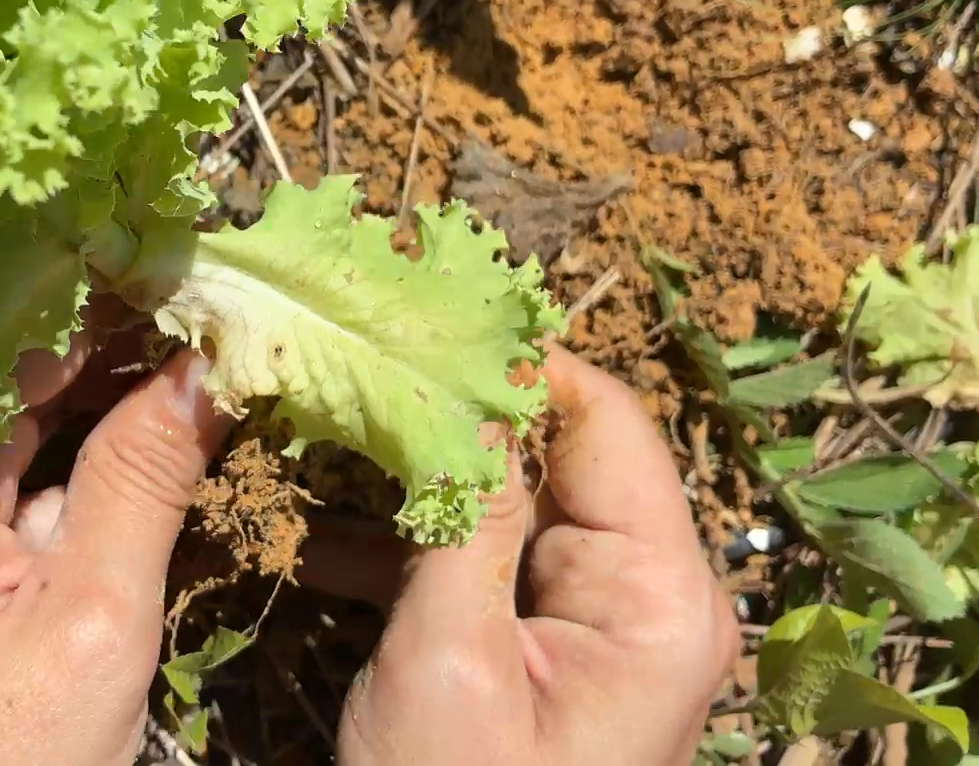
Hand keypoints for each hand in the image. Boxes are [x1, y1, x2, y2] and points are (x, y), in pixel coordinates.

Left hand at [0, 335, 233, 765]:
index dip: (104, 302)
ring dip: (102, 389)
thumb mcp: (93, 617)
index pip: (17, 345)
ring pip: (18, 419)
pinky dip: (79, 446)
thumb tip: (213, 363)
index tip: (181, 269)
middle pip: (14, 374)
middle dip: (111, 340)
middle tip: (200, 309)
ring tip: (185, 351)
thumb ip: (147, 476)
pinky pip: (14, 470)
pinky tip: (141, 424)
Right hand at [304, 348, 738, 765]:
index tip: (426, 323)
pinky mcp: (529, 625)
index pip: (604, 419)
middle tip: (365, 372)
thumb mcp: (452, 656)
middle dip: (456, 411)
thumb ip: (469, 513)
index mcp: (653, 592)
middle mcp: (634, 585)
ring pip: (500, 490)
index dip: (521, 361)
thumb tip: (470, 384)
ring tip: (331, 443)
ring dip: (415, 474)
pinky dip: (402, 535)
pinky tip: (325, 542)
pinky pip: (471, 544)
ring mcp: (580, 606)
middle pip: (551, 447)